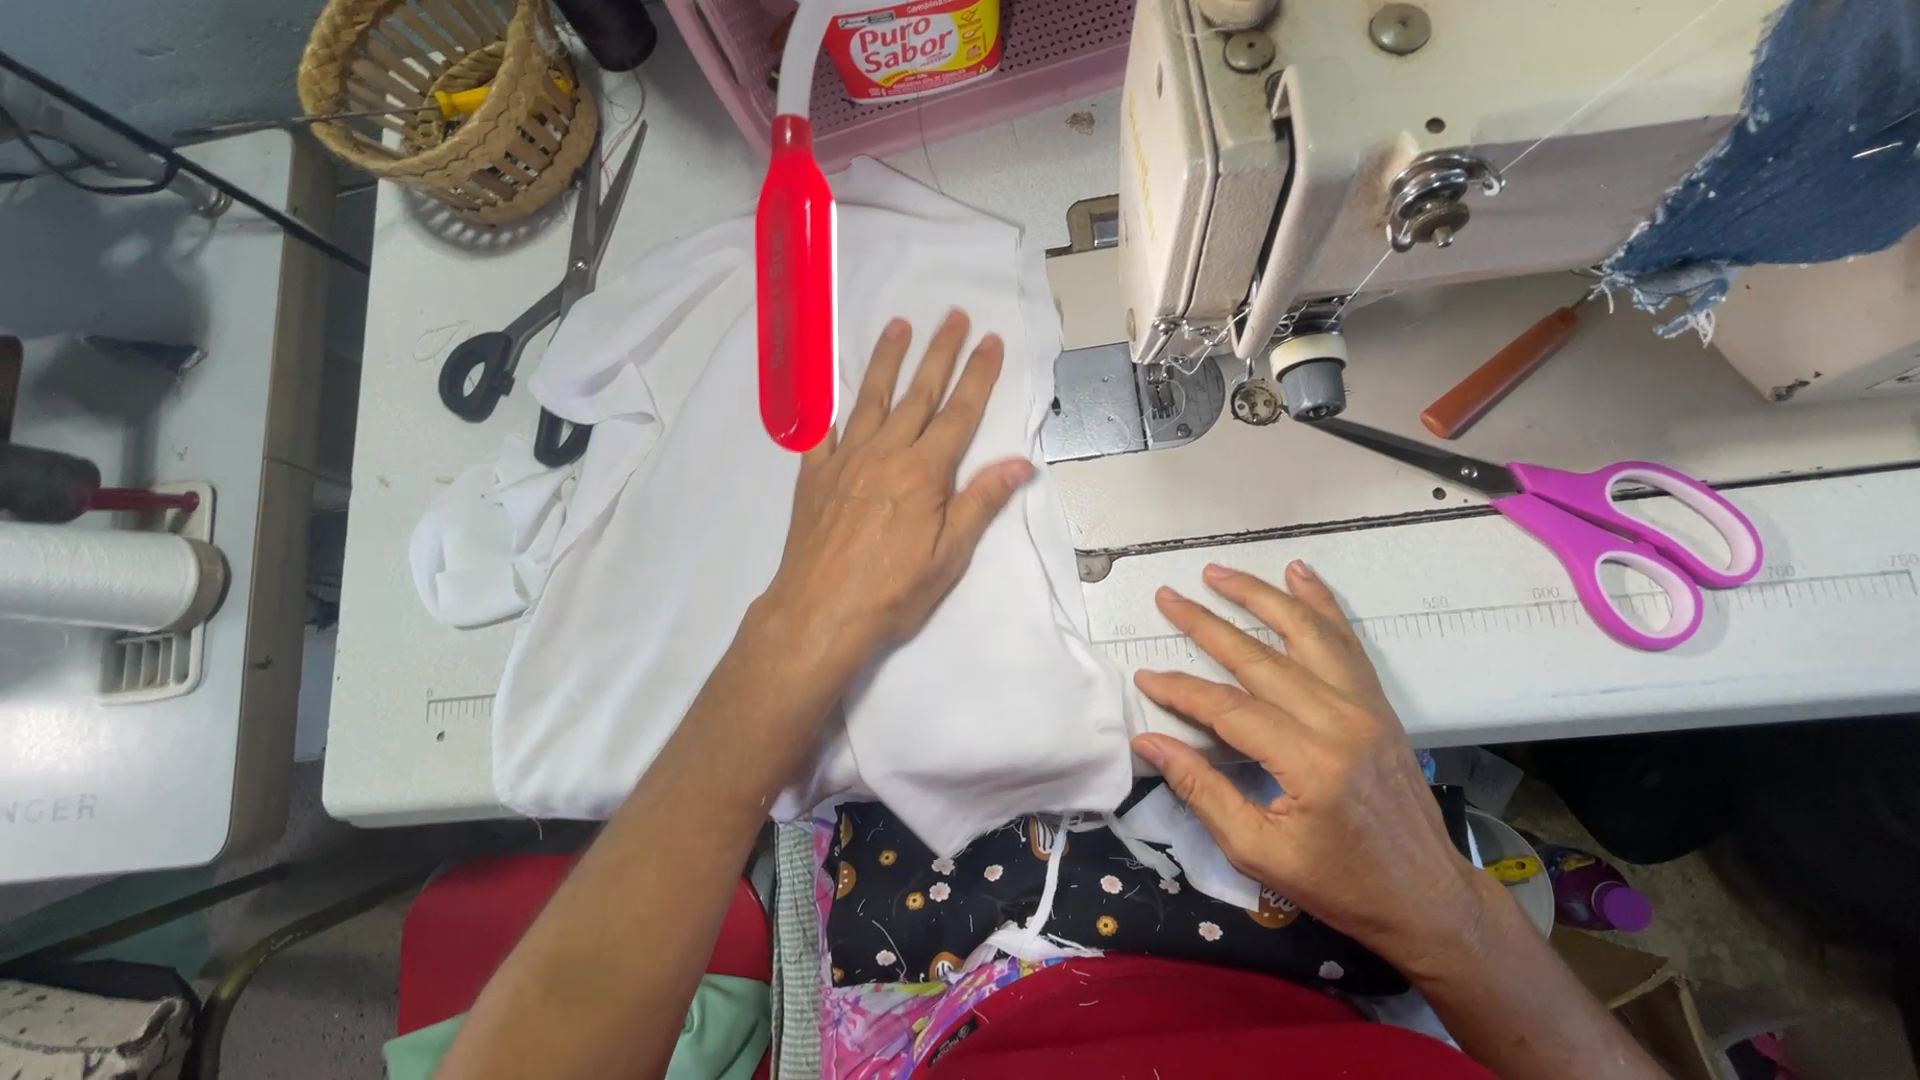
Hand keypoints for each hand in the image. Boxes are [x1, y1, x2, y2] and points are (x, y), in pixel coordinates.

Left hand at [758, 309, 1034, 663]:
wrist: (819, 614)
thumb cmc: (891, 592)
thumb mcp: (948, 556)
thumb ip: (981, 503)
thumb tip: (1020, 463)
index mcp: (923, 473)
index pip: (959, 413)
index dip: (978, 375)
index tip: (990, 341)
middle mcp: (884, 453)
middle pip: (918, 394)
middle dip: (939, 352)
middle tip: (953, 315)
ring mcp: (844, 460)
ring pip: (869, 398)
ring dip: (887, 360)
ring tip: (898, 326)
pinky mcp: (812, 475)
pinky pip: (821, 427)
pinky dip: (827, 399)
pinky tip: (831, 381)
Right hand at [1130, 562, 1498, 976]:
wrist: (1428, 899)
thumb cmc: (1340, 884)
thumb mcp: (1257, 852)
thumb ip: (1201, 791)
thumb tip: (1149, 744)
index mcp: (1309, 762)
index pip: (1228, 708)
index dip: (1181, 690)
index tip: (1144, 677)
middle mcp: (1340, 720)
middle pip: (1260, 658)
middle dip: (1207, 624)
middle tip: (1167, 597)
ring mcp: (1365, 706)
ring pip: (1306, 634)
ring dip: (1260, 596)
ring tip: (1218, 572)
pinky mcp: (1378, 704)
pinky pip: (1345, 643)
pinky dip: (1321, 604)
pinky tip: (1299, 575)